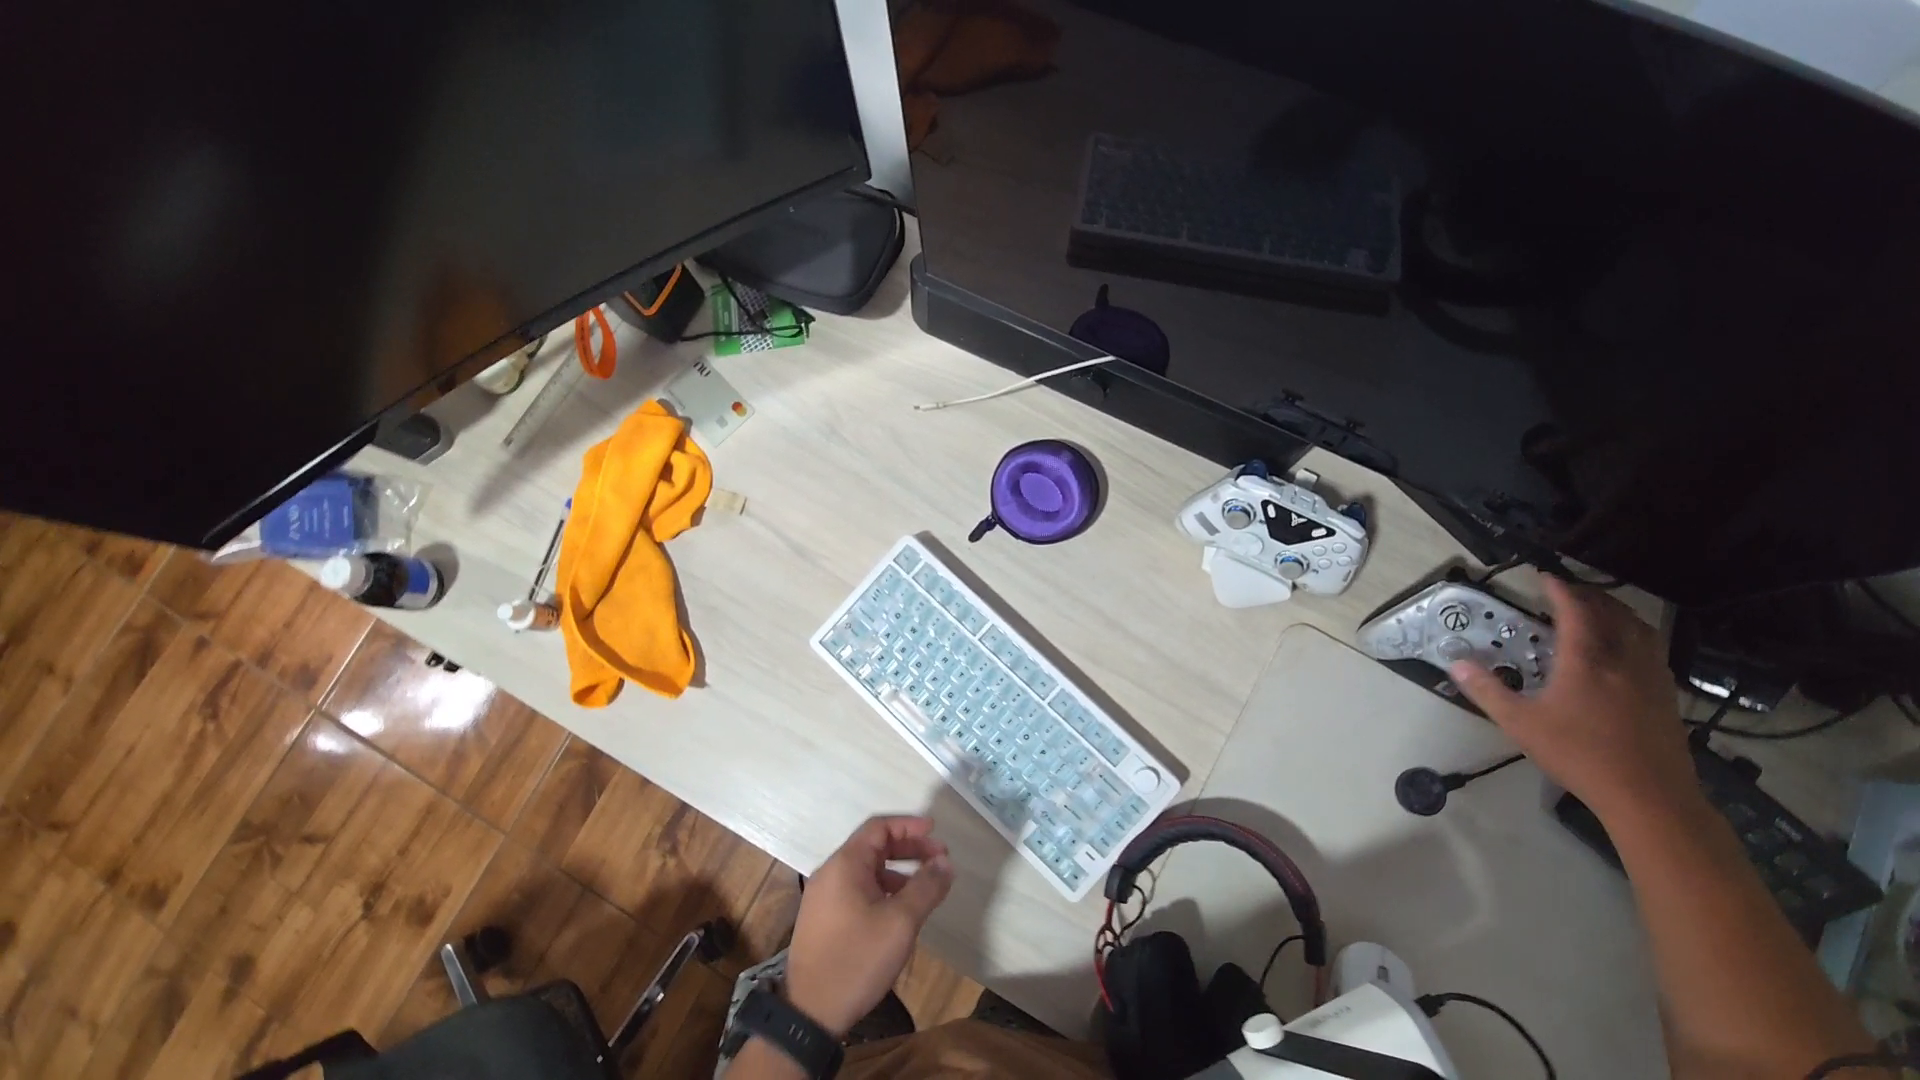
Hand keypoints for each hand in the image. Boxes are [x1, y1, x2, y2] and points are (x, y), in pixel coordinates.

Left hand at [784, 816, 953, 1036]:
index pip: (878, 828)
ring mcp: (823, 898)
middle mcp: (830, 874)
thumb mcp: (900, 922)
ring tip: (925, 889)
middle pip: (873, 848)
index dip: (909, 825)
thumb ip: (926, 887)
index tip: (936, 832)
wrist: (810, 1012)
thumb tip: (945, 862)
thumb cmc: (857, 959)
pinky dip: (882, 891)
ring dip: (897, 872)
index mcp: (844, 865)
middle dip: (908, 849)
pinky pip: (857, 891)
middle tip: (939, 860)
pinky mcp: (824, 921)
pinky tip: (899, 913)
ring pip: (866, 872)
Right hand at [1448, 576, 1698, 818]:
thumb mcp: (1521, 725)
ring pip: (1639, 627)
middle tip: (1568, 590)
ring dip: (1616, 610)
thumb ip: (1487, 691)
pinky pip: (1652, 648)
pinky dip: (1635, 633)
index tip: (1544, 576)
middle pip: (1611, 612)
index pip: (1575, 611)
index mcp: (1586, 660)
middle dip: (1589, 594)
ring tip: (1599, 608)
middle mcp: (1622, 658)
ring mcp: (1650, 675)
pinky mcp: (1666, 694)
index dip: (1560, 589)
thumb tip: (1455, 664)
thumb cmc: (1579, 756)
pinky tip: (1626, 647)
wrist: (1648, 794)